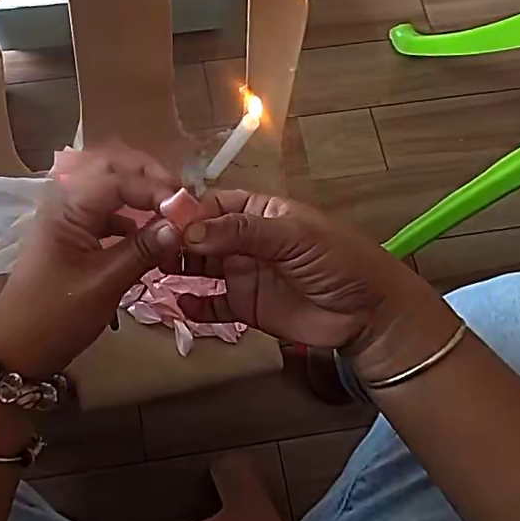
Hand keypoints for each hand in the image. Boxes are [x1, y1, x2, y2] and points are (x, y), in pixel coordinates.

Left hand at [0, 145, 182, 377]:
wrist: (16, 347)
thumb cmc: (56, 316)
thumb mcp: (104, 284)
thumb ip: (142, 250)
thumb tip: (179, 225)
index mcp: (66, 207)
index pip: (117, 178)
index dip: (154, 188)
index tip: (185, 208)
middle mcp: (64, 201)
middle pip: (109, 168)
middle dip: (147, 176)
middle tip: (179, 197)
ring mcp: (66, 216)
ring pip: (107, 187)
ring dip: (138, 192)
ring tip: (169, 211)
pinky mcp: (70, 233)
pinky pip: (104, 211)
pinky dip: (128, 215)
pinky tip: (147, 233)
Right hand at [170, 190, 460, 378]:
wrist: (371, 315)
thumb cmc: (338, 261)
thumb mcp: (293, 236)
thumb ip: (241, 232)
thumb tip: (190, 232)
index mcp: (257, 213)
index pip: (212, 205)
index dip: (186, 212)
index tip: (159, 222)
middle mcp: (243, 240)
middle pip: (199, 235)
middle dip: (175, 240)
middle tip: (149, 249)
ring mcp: (241, 273)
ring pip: (199, 267)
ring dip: (177, 268)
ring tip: (153, 271)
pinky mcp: (244, 306)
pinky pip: (211, 304)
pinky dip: (194, 305)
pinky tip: (179, 305)